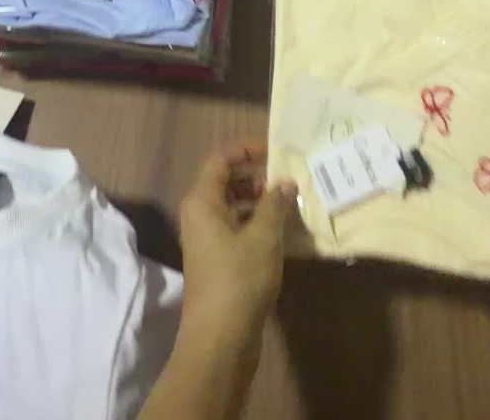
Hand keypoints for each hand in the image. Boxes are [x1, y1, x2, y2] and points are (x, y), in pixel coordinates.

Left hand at [176, 140, 295, 339]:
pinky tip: (283, 233)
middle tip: (288, 180)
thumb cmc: (239, 278)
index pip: (221, 158)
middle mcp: (199, 215)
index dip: (247, 149)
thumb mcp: (264, 236)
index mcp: (202, 200)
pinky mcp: (217, 261)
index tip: (277, 151)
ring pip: (234, 206)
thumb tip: (285, 182)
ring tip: (290, 205)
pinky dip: (257, 224)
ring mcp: (206, 239)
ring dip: (260, 201)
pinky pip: (237, 229)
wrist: (220, 340)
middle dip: (257, 176)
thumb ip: (275, 203)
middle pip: (226, 181)